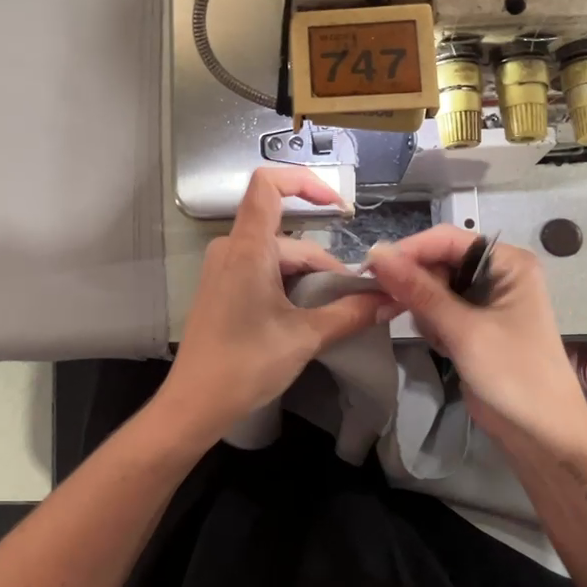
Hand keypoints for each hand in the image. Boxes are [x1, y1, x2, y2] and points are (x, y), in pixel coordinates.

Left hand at [161, 168, 388, 442]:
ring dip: (308, 278)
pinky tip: (305, 317)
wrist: (193, 404)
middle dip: (324, 263)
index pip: (268, 184)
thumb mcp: (305, 337)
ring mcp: (222, 268)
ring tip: (333, 314)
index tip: (338, 206)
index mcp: (248, 248)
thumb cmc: (246, 365)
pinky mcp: (220, 288)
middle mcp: (231, 248)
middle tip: (355, 300)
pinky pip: (261, 270)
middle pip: (287, 236)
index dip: (305, 182)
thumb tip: (392, 299)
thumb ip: (351, 313)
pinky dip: (288, 285)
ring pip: (276, 256)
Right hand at [366, 226, 586, 446]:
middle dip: (413, 284)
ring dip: (421, 308)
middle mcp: (497, 274)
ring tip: (431, 336)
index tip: (370, 271)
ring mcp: (485, 300)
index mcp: (508, 263)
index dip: (408, 251)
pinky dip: (429, 324)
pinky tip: (440, 346)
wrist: (543, 436)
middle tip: (387, 307)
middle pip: (436, 260)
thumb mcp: (464, 330)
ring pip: (432, 286)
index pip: (446, 239)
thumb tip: (375, 254)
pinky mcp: (473, 325)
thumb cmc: (514, 376)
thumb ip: (418, 291)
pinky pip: (438, 310)